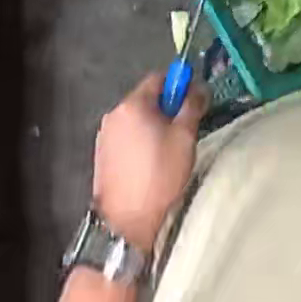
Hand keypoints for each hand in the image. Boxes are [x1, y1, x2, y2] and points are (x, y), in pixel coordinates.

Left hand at [92, 72, 206, 252]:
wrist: (125, 223)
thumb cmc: (158, 175)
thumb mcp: (184, 138)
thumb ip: (192, 106)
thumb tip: (199, 87)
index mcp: (133, 103)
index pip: (158, 78)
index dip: (178, 86)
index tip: (191, 104)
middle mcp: (114, 113)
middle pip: (146, 98)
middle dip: (165, 109)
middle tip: (182, 131)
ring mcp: (104, 135)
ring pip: (136, 119)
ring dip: (152, 126)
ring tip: (167, 152)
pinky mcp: (101, 155)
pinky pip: (125, 137)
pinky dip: (139, 142)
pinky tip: (149, 165)